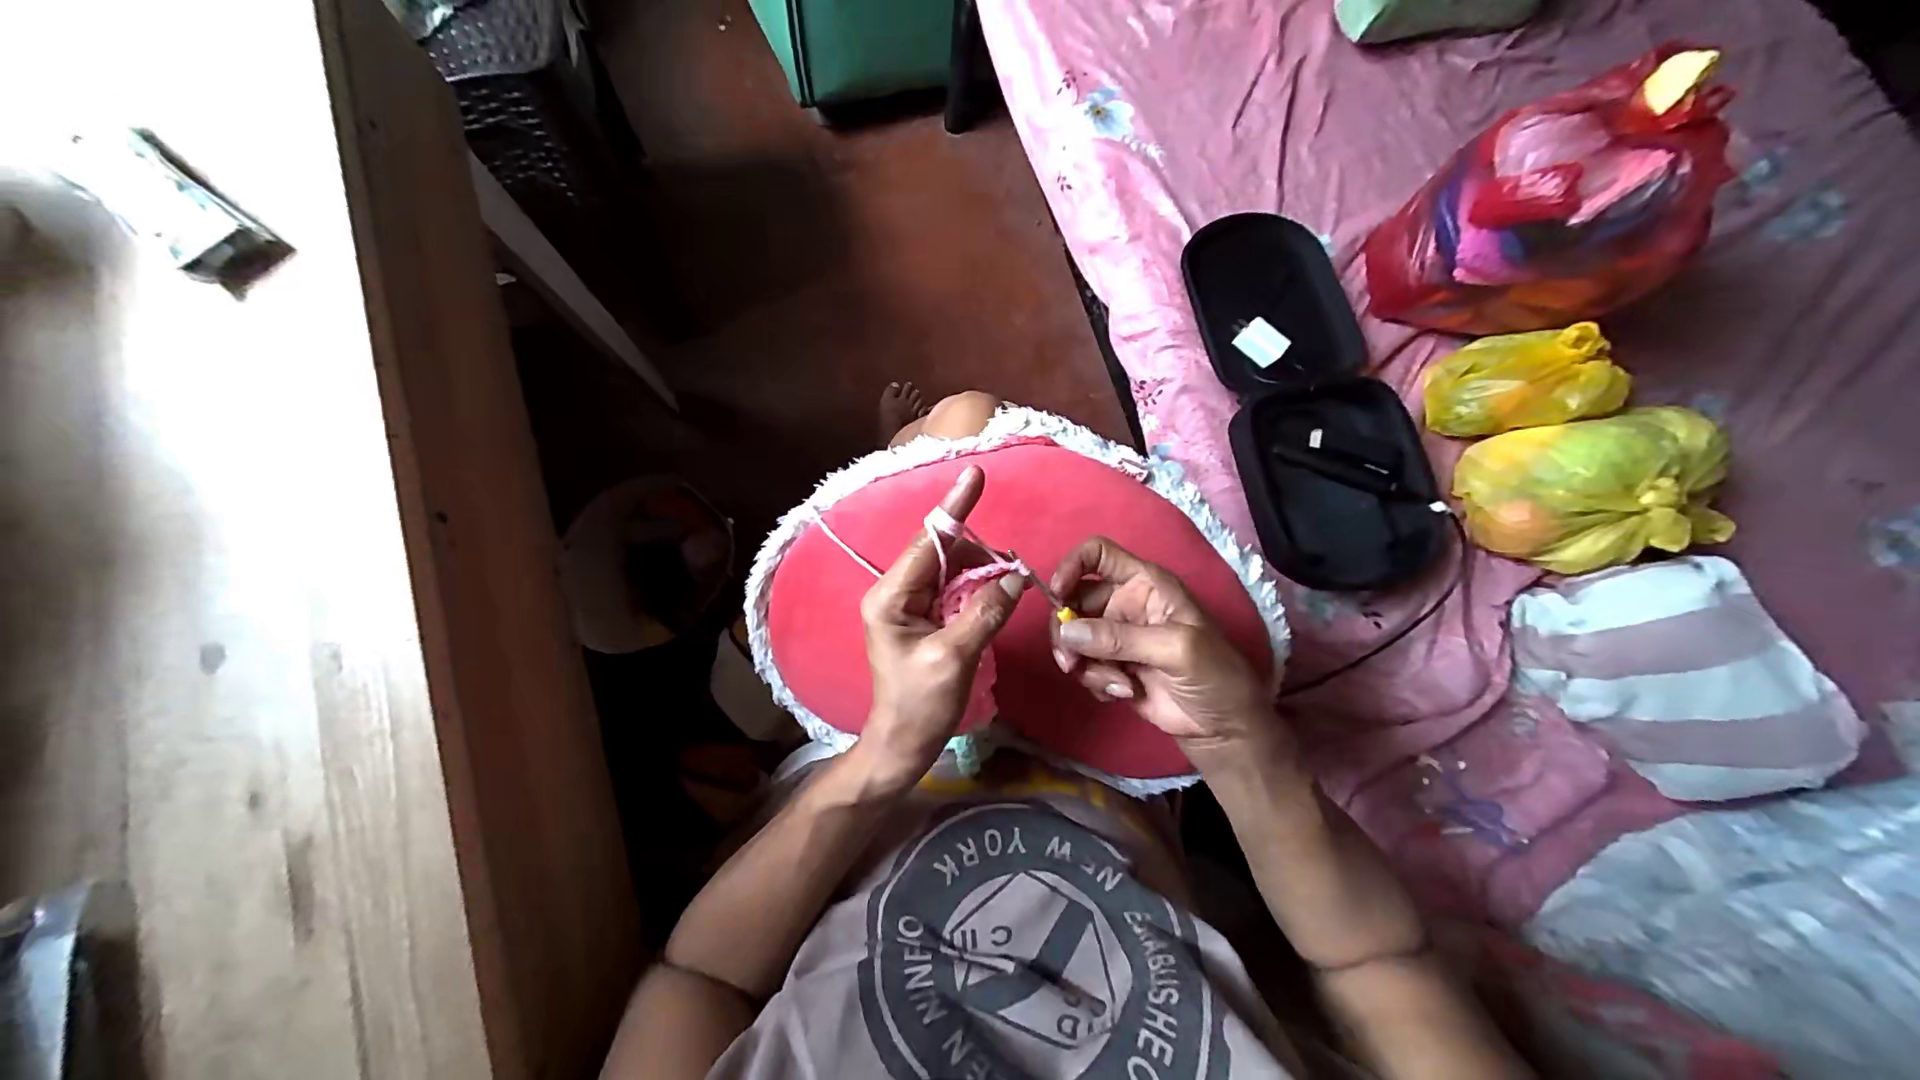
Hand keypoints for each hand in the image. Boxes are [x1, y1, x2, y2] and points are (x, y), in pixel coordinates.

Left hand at [852, 466, 1025, 794]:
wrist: (903, 743)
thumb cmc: (919, 704)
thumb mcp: (954, 657)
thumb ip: (984, 613)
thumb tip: (1015, 578)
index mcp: (891, 596)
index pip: (927, 541)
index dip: (954, 507)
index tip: (975, 474)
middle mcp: (897, 592)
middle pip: (943, 552)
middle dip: (978, 554)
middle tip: (1012, 570)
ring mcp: (911, 605)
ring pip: (953, 570)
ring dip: (982, 574)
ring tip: (1007, 587)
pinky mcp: (926, 618)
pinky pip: (956, 590)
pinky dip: (978, 590)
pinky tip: (995, 598)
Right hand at [1048, 536, 1290, 767]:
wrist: (1224, 728)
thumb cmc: (1215, 675)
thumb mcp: (1175, 649)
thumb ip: (1120, 638)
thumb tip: (1067, 632)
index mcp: (1145, 584)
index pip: (1098, 554)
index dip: (1072, 565)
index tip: (1056, 594)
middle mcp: (1125, 604)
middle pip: (1074, 600)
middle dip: (1066, 631)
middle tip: (1070, 662)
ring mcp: (1116, 637)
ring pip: (1074, 637)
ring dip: (1084, 664)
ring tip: (1114, 686)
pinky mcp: (1111, 666)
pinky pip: (1083, 665)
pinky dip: (1093, 681)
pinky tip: (1120, 694)